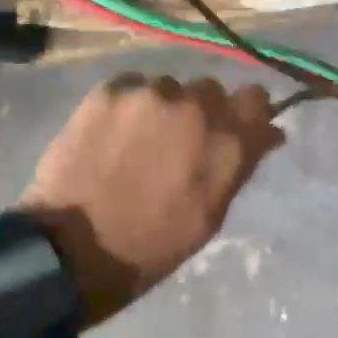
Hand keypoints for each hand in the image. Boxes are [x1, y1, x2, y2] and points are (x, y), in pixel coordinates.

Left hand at [18, 75, 284, 327]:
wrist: (68, 251)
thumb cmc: (149, 248)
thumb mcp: (210, 216)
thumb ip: (239, 165)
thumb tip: (269, 131)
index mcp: (226, 143)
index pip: (256, 98)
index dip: (247, 110)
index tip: (237, 125)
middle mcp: (195, 108)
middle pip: (211, 89)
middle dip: (202, 111)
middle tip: (179, 140)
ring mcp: (151, 94)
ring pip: (170, 87)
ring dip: (163, 107)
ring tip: (139, 138)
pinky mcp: (110, 90)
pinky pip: (133, 85)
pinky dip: (129, 104)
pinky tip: (114, 132)